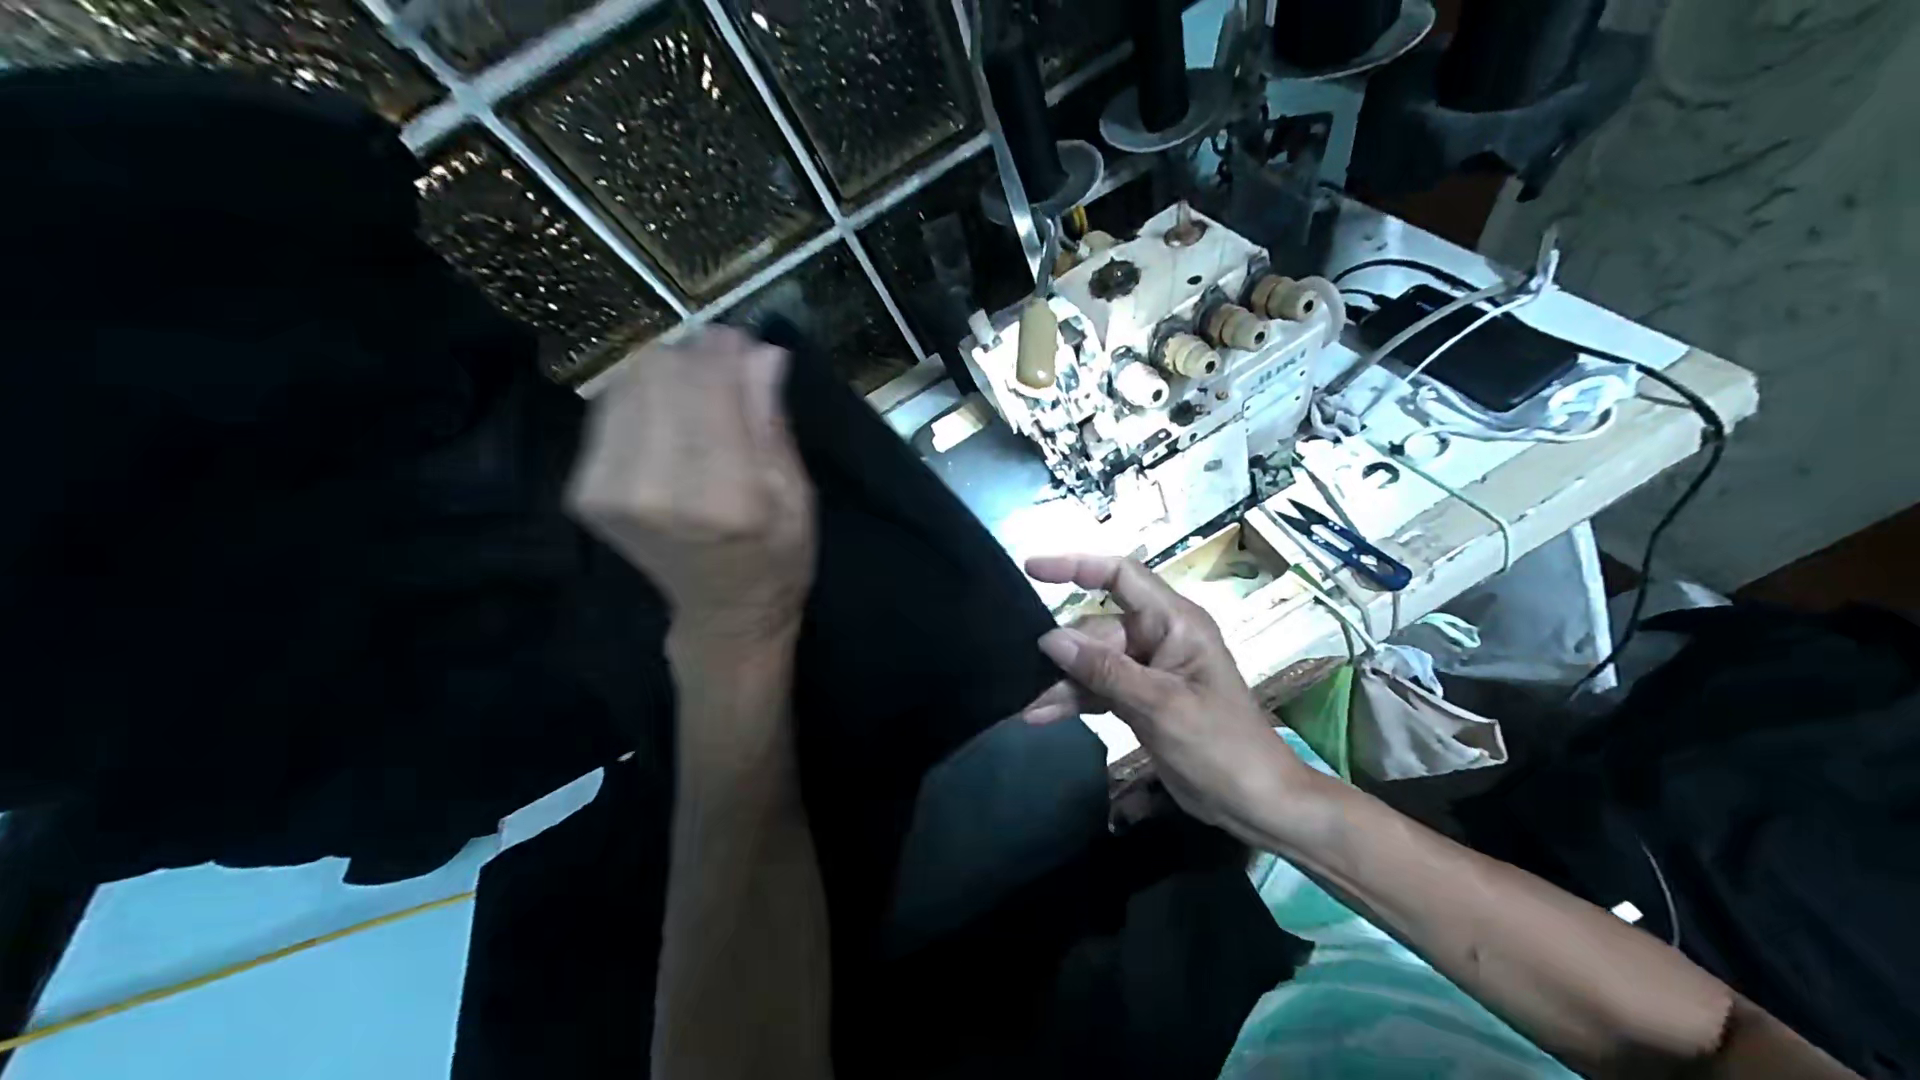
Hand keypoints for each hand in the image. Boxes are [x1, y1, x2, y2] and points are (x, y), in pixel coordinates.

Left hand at [567, 327, 815, 645]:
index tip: (746, 345)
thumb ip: (771, 420)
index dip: (727, 348)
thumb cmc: (777, 557)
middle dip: (697, 359)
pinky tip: (667, 424)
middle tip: (726, 375)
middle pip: (660, 370)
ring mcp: (609, 491)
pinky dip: (641, 402)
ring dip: (667, 378)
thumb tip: (760, 351)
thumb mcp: (798, 493)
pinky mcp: (582, 491)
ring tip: (698, 403)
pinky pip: (608, 408)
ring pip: (628, 381)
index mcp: (725, 496)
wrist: (724, 612)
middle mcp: (655, 490)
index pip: (708, 381)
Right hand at [1021, 554, 1312, 843]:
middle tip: (1028, 680)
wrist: (1256, 803)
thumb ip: (1104, 669)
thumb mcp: (1160, 705)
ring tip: (1029, 707)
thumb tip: (1050, 638)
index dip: (1076, 566)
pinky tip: (1042, 715)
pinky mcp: (1139, 698)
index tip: (1032, 570)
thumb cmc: (1221, 746)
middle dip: (1064, 653)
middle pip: (1098, 628)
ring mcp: (1148, 669)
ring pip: (1092, 661)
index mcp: (1175, 622)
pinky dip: (1074, 700)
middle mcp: (1158, 637)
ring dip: (1063, 684)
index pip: (1121, 575)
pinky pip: (1097, 688)